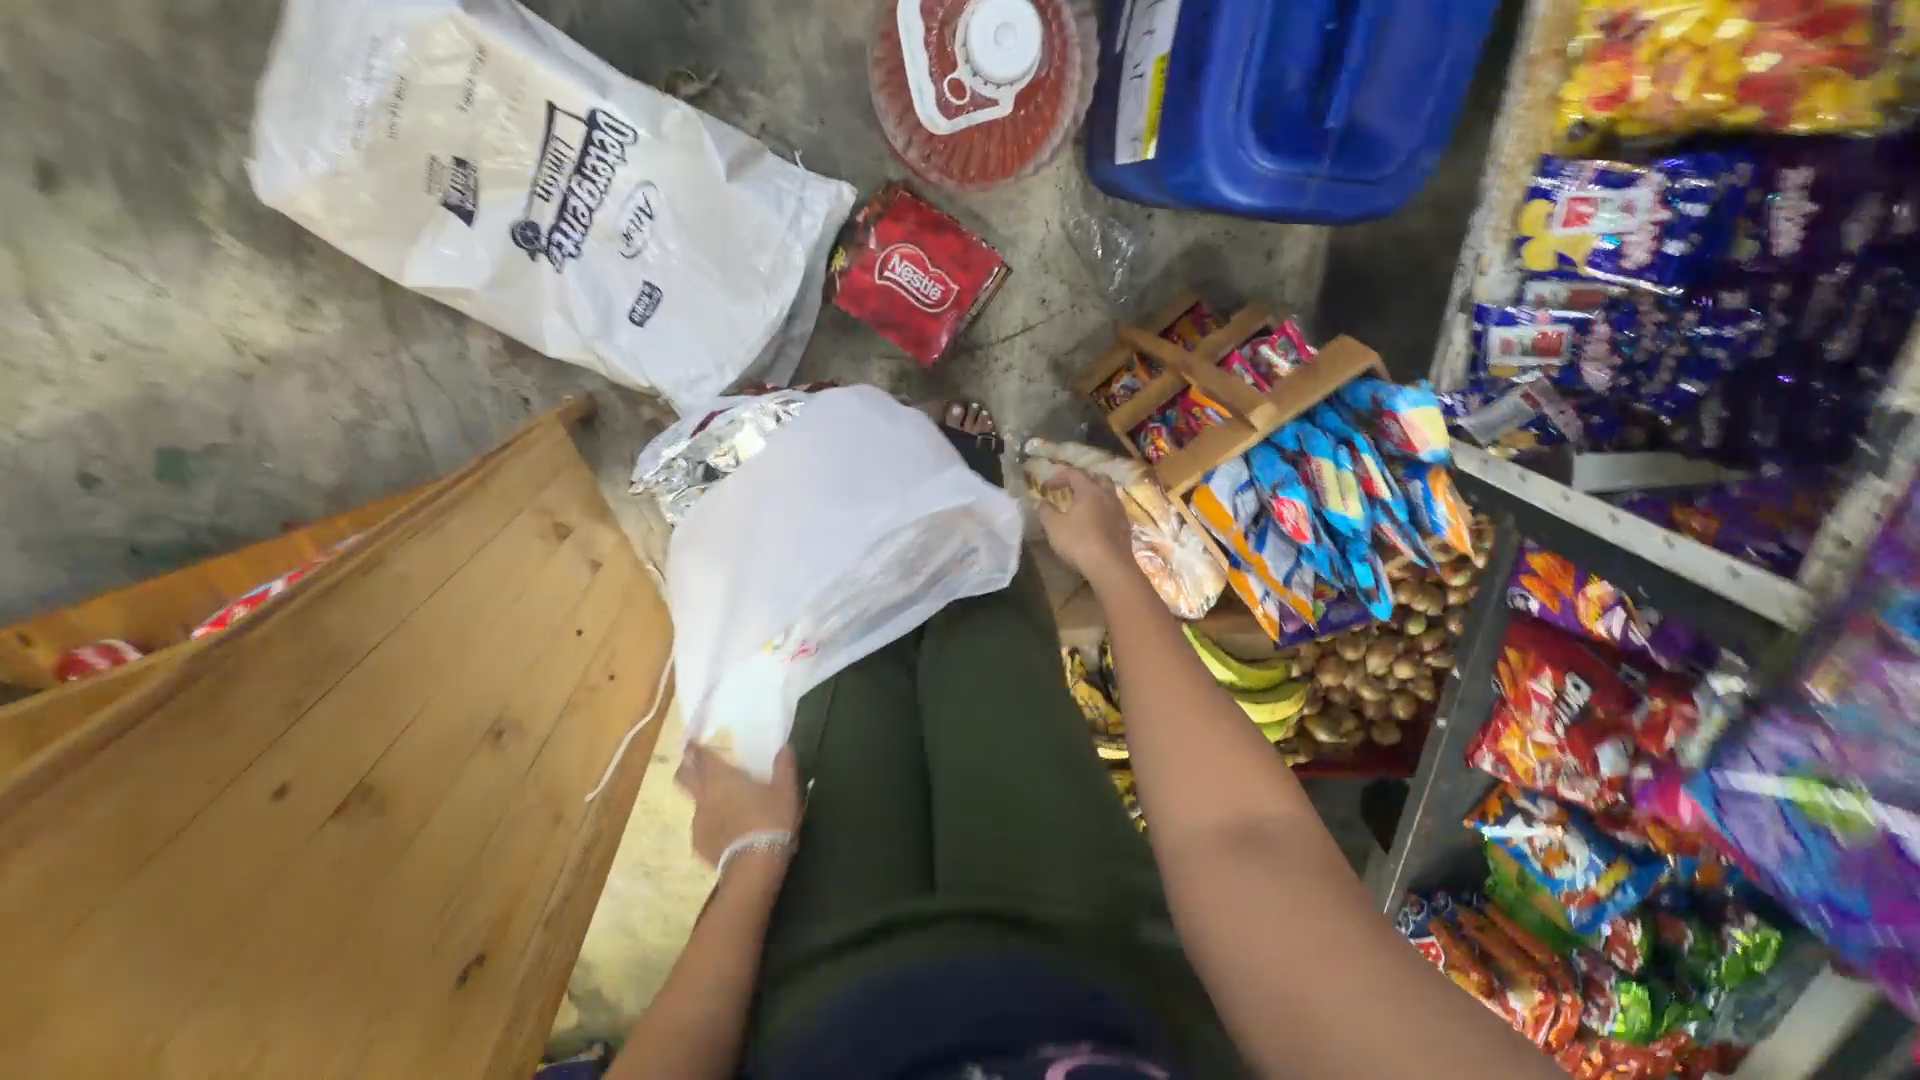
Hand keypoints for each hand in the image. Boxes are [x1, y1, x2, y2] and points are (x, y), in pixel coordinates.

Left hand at [676, 744, 802, 869]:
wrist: (755, 865)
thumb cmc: (770, 820)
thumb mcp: (786, 790)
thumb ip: (784, 766)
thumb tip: (785, 747)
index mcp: (721, 778)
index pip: (699, 757)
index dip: (694, 749)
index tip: (692, 743)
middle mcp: (704, 797)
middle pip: (683, 778)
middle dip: (686, 769)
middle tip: (694, 765)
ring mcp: (698, 823)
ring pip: (695, 805)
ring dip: (705, 800)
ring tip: (724, 806)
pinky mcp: (700, 845)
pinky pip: (703, 829)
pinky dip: (713, 826)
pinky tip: (729, 833)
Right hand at [1036, 466, 1139, 593]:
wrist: (1110, 566)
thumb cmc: (1079, 542)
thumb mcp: (1054, 527)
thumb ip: (1046, 511)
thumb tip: (1043, 502)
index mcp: (1090, 491)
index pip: (1075, 473)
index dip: (1059, 476)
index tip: (1047, 487)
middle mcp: (1107, 496)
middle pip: (1098, 478)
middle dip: (1084, 480)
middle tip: (1071, 490)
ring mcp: (1120, 511)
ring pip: (1109, 494)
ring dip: (1096, 495)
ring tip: (1084, 507)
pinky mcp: (1126, 527)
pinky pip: (1114, 510)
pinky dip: (1104, 510)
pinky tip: (1096, 524)